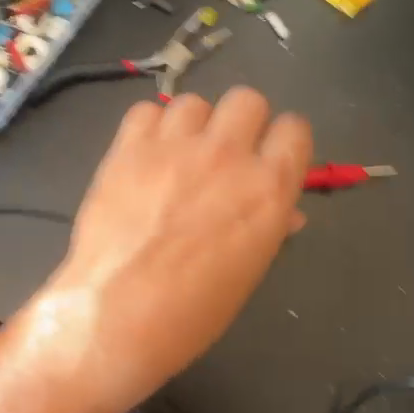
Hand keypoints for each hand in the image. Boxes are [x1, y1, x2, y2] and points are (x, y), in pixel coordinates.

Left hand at [30, 88, 309, 405]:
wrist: (118, 312)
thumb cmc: (192, 310)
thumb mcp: (247, 272)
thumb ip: (268, 227)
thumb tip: (283, 212)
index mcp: (268, 189)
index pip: (294, 129)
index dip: (282, 141)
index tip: (270, 154)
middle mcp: (227, 155)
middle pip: (246, 100)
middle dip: (240, 122)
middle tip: (223, 153)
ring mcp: (174, 146)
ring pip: (194, 102)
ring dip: (192, 125)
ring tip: (177, 156)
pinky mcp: (128, 147)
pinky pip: (146, 110)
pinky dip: (148, 128)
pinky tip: (143, 155)